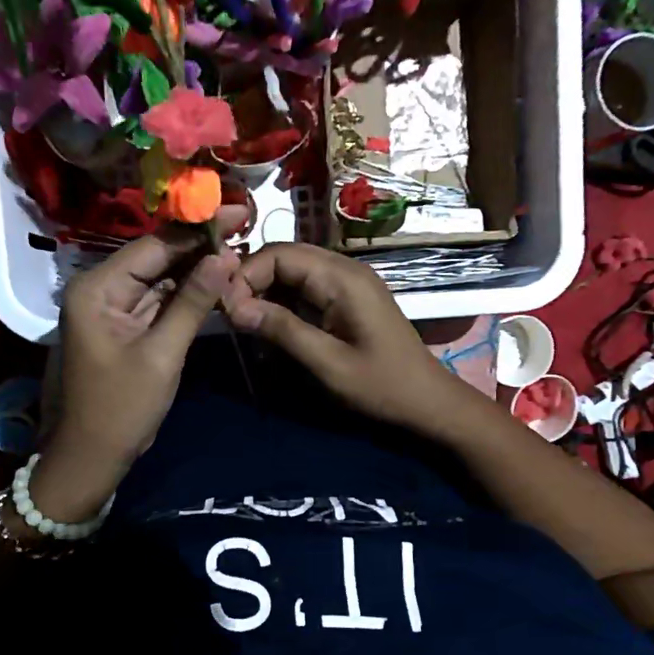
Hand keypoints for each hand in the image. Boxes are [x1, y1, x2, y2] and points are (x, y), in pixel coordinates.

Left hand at [30, 213, 243, 522]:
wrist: (92, 457)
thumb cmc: (121, 408)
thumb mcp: (162, 353)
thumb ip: (193, 302)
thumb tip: (225, 257)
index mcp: (98, 288)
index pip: (154, 246)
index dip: (197, 228)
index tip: (237, 211)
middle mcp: (101, 289)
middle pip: (157, 257)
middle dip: (200, 245)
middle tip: (245, 226)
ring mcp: (113, 308)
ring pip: (162, 277)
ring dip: (197, 267)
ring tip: (240, 248)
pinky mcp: (126, 326)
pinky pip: (160, 300)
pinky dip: (188, 292)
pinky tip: (218, 281)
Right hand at [224, 242, 495, 444]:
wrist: (427, 401)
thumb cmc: (381, 385)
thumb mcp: (327, 363)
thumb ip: (282, 330)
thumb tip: (232, 306)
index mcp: (343, 277)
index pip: (280, 253)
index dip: (246, 274)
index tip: (226, 309)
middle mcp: (344, 270)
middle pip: (285, 259)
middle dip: (253, 284)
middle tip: (232, 319)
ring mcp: (348, 284)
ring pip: (292, 275)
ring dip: (267, 297)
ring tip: (248, 330)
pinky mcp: (347, 300)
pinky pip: (306, 291)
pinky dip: (284, 308)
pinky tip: (272, 335)